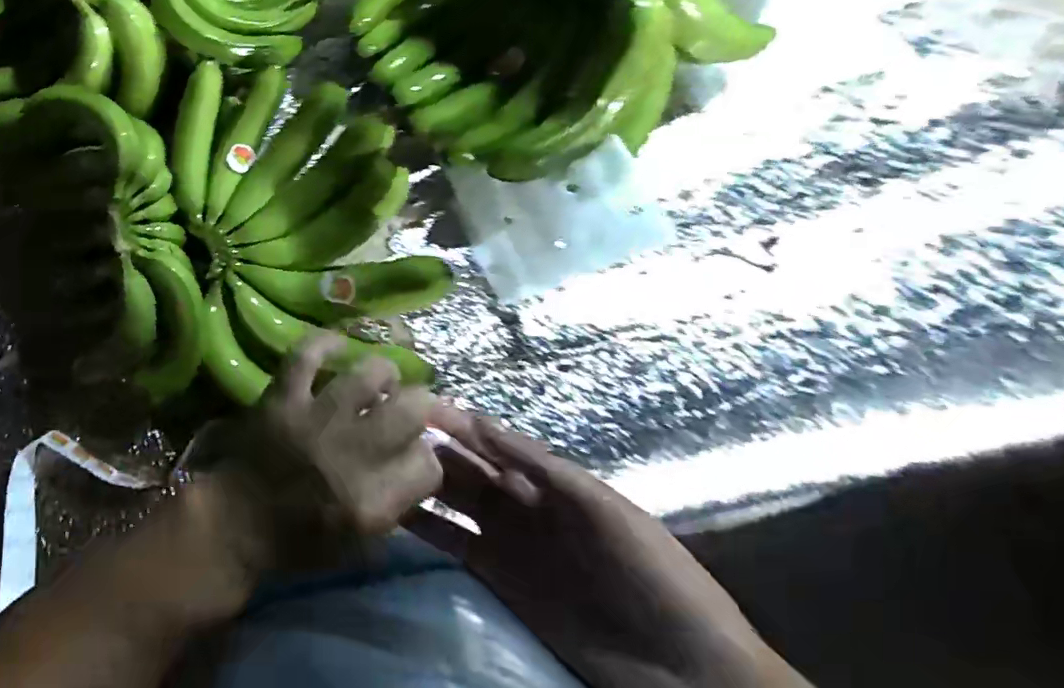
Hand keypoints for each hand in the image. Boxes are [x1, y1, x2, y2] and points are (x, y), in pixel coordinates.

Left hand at [210, 333, 443, 575]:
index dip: (428, 455)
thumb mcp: (360, 541)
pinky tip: (339, 345)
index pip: (429, 464)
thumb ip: (395, 502)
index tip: (416, 450)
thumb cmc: (299, 539)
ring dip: (383, 373)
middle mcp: (352, 454)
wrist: (236, 521)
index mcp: (373, 501)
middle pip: (411, 410)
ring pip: (368, 375)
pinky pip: (306, 356)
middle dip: (423, 403)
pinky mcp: (283, 398)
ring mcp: (315, 420)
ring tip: (382, 378)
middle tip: (412, 404)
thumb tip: (417, 458)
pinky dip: (325, 344)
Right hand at [413, 405, 810, 687]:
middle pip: (467, 468)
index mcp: (550, 480)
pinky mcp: (498, 580)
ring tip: (376, 465)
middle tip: (382, 431)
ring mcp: (508, 543)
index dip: (457, 422)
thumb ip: (541, 466)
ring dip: (420, 483)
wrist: (687, 672)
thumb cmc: (653, 575)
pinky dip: (425, 527)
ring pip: (454, 502)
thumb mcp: (603, 508)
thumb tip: (480, 421)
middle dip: (430, 446)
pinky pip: (453, 545)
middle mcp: (522, 504)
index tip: (414, 403)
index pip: (492, 442)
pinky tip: (393, 512)